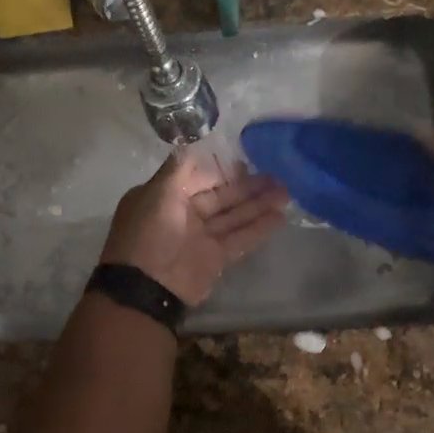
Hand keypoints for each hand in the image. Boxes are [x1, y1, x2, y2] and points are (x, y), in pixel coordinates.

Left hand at [99, 151, 289, 306]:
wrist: (146, 286)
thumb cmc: (149, 233)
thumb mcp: (157, 193)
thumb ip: (178, 169)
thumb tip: (191, 146)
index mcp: (165, 197)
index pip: (199, 178)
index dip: (223, 172)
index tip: (248, 164)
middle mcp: (183, 215)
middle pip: (221, 197)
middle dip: (247, 187)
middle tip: (278, 177)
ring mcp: (200, 237)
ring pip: (233, 216)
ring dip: (258, 205)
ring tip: (286, 193)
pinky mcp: (215, 258)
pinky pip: (239, 238)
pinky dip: (258, 228)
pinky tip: (280, 217)